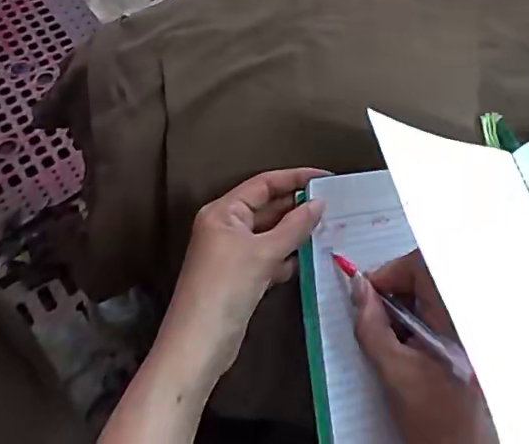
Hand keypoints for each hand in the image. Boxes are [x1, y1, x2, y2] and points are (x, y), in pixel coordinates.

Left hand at [169, 167, 328, 375]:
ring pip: (270, 232)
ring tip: (328, 226)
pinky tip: (308, 257)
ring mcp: (232, 253)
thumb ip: (295, 225)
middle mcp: (226, 227)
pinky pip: (268, 254)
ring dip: (295, 231)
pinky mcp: (239, 276)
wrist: (196, 351)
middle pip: (267, 206)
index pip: (264, 183)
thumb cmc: (225, 290)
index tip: (326, 178)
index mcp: (223, 213)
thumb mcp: (264, 253)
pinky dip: (286, 254)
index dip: (296, 177)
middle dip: (298, 205)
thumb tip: (319, 203)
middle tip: (333, 203)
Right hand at [352, 250, 496, 443]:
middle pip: (427, 274)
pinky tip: (410, 341)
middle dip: (396, 287)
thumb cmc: (434, 418)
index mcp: (454, 310)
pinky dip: (419, 315)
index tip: (368, 291)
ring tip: (393, 334)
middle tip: (374, 312)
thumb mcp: (394, 373)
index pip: (422, 264)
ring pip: (432, 289)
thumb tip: (359, 288)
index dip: (391, 272)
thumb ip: (372, 327)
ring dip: (406, 303)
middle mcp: (466, 309)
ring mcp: (470, 320)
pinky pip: (440, 306)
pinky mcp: (469, 332)